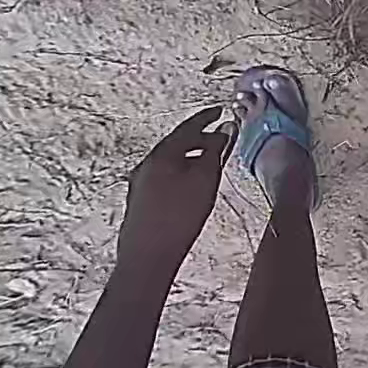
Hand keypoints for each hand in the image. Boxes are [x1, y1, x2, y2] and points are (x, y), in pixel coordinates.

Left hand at [119, 107, 233, 273]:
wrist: (148, 256)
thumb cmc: (179, 216)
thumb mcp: (206, 179)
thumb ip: (216, 151)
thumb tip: (226, 130)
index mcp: (162, 154)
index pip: (188, 127)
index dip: (207, 118)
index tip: (220, 110)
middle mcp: (147, 164)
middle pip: (177, 143)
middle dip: (200, 138)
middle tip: (221, 137)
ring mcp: (141, 182)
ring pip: (171, 160)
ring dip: (191, 155)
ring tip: (210, 160)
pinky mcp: (141, 200)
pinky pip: (164, 174)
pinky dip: (182, 170)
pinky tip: (193, 182)